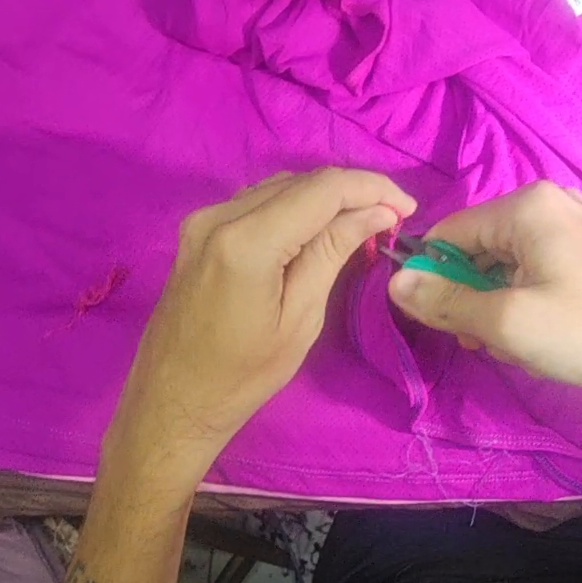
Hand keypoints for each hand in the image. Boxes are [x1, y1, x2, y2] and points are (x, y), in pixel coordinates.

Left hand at [111, 169, 416, 479]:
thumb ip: (333, 253)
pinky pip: (256, 203)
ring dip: (324, 199)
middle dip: (352, 193)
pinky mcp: (198, 232)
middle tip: (391, 220)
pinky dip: (293, 209)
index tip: (407, 208)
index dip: (372, 189)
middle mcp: (220, 216)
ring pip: (279, 188)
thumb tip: (377, 211)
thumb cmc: (243, 376)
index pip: (323, 189)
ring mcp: (203, 220)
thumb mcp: (301, 319)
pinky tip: (317, 231)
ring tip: (362, 225)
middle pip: (301, 182)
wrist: (174, 401)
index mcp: (247, 241)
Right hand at [387, 181, 581, 397]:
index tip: (442, 325)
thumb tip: (394, 282)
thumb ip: (445, 302)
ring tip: (526, 347)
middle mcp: (548, 205)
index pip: (448, 234)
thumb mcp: (506, 322)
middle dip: (474, 302)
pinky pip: (537, 275)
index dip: (432, 280)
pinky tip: (548, 340)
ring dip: (502, 312)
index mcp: (524, 207)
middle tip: (491, 344)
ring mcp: (574, 228)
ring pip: (507, 270)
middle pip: (478, 252)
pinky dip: (530, 308)